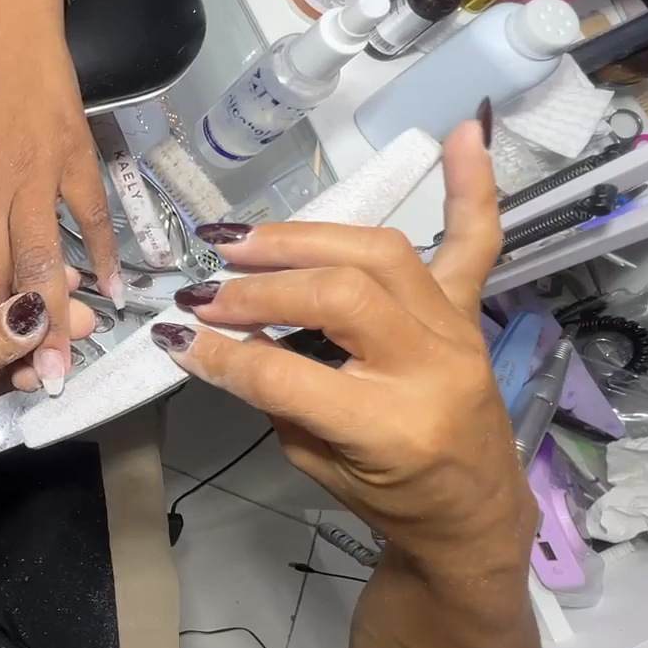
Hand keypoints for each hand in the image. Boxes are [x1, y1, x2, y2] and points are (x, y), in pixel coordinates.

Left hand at [0, 270, 94, 509]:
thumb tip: (39, 306)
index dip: (20, 277)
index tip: (67, 282)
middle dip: (36, 316)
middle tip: (82, 321)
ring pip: (4, 341)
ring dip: (35, 348)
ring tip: (73, 349)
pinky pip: (2, 371)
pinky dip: (23, 374)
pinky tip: (43, 377)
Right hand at [153, 112, 532, 567]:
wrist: (472, 513)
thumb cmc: (388, 497)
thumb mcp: (311, 458)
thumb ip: (274, 391)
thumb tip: (221, 333)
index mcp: (389, 424)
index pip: (282, 374)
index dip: (217, 352)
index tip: (172, 334)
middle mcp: (430, 366)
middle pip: (335, 296)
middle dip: (256, 289)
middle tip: (202, 291)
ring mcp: (455, 330)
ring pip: (376, 254)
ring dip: (300, 239)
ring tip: (241, 241)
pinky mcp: (467, 312)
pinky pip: (475, 242)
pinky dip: (470, 187)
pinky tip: (464, 134)